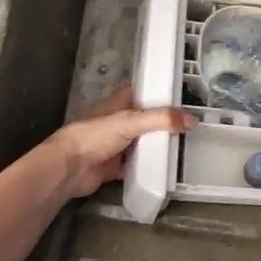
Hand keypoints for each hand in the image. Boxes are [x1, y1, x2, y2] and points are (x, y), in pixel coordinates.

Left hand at [44, 84, 191, 198]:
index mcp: (116, 103)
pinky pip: (135, 165)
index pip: (139, 92)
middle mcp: (115, 122)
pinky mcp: (113, 166)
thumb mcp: (130, 121)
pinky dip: (147, 167)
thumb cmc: (94, 136)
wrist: (69, 168)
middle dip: (161, 122)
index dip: (156, 92)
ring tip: (181, 145)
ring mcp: (114, 144)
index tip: (178, 96)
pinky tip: (163, 168)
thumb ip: (161, 119)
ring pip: (140, 142)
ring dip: (155, 145)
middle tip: (186, 124)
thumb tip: (192, 120)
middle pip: (143, 119)